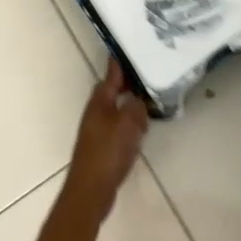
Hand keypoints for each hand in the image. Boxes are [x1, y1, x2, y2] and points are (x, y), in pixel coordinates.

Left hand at [63, 63, 149, 217]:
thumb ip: (135, 106)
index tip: (127, 50)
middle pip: (112, 92)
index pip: (110, 76)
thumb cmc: (109, 152)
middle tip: (147, 76)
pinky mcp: (102, 147)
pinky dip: (129, 125)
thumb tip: (137, 98)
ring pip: (116, 110)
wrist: (91, 190)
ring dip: (130, 106)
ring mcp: (97, 131)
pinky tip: (141, 131)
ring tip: (149, 101)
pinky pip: (118, 128)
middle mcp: (95, 113)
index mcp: (99, 103)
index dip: (119, 64)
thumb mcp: (128, 123)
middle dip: (127, 84)